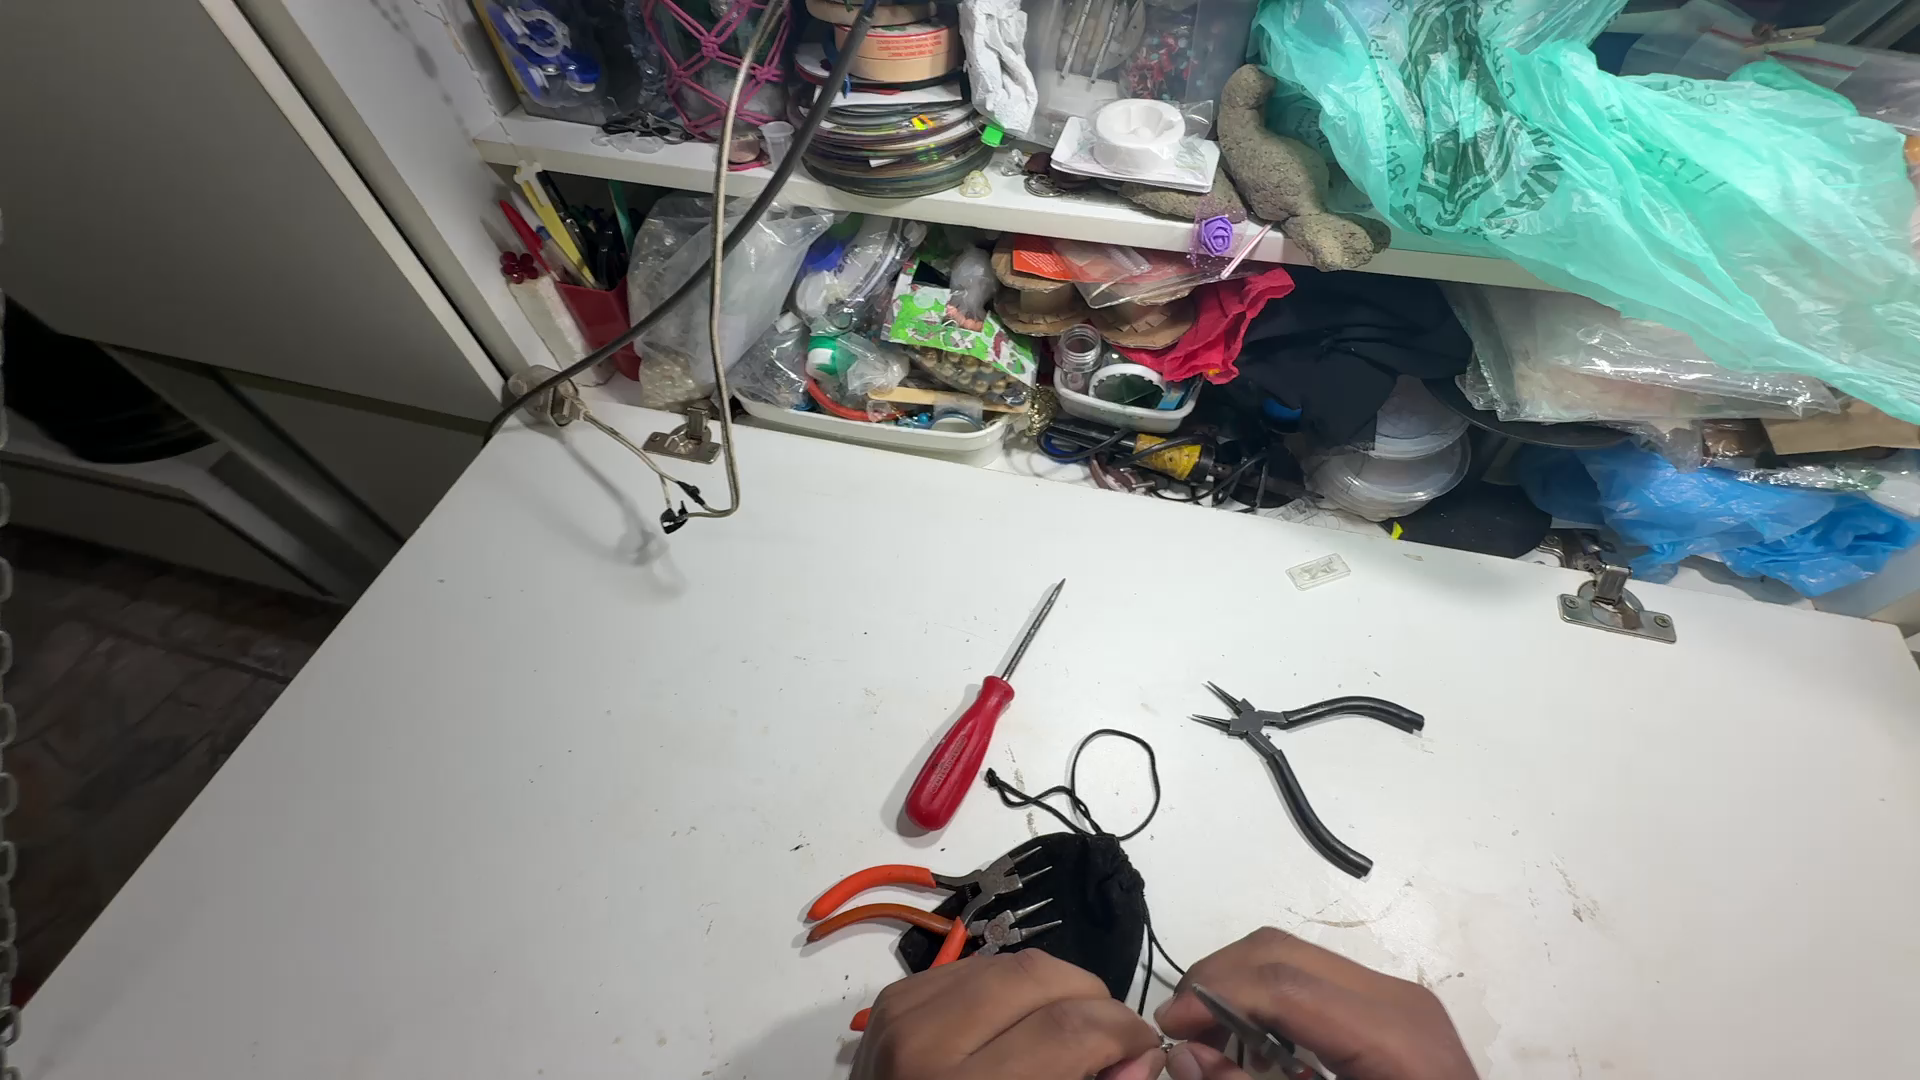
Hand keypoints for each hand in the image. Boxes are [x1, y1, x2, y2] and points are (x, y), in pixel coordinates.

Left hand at [852, 951, 1164, 1079]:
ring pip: (1009, 962)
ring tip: (1070, 1024)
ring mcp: (905, 1010)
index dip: (1122, 1029)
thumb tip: (1142, 1053)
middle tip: (1112, 1032)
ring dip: (1053, 987)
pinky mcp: (896, 995)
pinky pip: (975, 966)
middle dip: (1091, 996)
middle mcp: (927, 1041)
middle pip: (1037, 976)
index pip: (1065, 1029)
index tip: (1146, 1044)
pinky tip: (1019, 1019)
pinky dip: (1010, 987)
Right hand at [1154, 928, 1477, 1079]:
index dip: (1215, 995)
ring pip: (1287, 953)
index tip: (1169, 1027)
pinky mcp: (1386, 1003)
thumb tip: (1184, 1055)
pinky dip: (1263, 993)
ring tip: (1208, 1032)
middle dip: (1215, 979)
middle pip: (1278, 952)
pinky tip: (1250, 1033)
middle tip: (1179, 1025)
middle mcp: (1396, 997)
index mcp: (1395, 1038)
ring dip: (1235, 981)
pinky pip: (1307, 974)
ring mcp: (1394, 994)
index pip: (1283, 985)